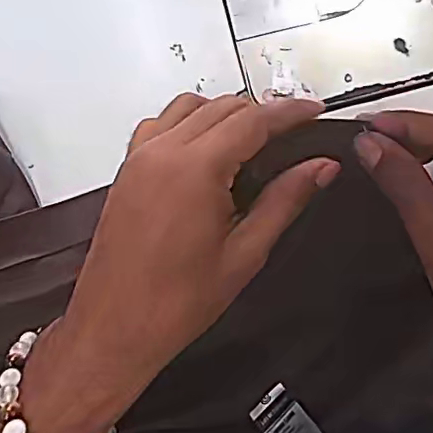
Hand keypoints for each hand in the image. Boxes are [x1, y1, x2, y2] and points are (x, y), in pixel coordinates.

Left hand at [22, 94, 338, 432]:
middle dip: (261, 112)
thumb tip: (317, 170)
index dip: (290, 112)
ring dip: (223, 112)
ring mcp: (139, 160)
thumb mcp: (244, 253)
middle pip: (222, 106)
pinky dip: (187, 123)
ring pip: (189, 106)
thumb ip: (285, 200)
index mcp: (194, 170)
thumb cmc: (169, 303)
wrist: (115, 327)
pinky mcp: (126, 171)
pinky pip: (159, 125)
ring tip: (251, 141)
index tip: (310, 111)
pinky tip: (204, 150)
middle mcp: (161, 155)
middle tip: (290, 133)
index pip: (253, 119)